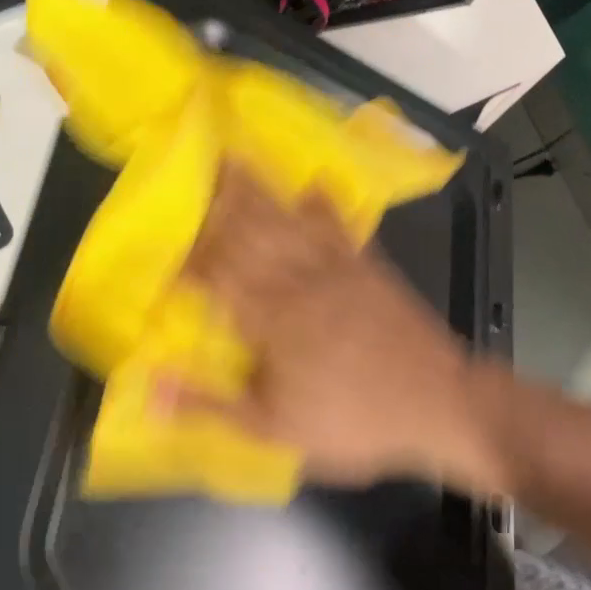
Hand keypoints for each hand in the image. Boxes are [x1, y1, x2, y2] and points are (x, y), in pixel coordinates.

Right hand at [169, 164, 505, 494]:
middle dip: (217, 205)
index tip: (167, 256)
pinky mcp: (371, 268)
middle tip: (192, 171)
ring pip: (288, 221)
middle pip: (250, 234)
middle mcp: (299, 280)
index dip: (189, 264)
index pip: (217, 277)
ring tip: (234, 160)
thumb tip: (148, 390)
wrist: (441, 405)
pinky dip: (326, 206)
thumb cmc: (353, 421)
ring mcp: (338, 269)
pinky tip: (314, 186)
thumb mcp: (275, 429)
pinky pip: (341, 228)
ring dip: (259, 190)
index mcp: (270, 317)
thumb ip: (210, 405)